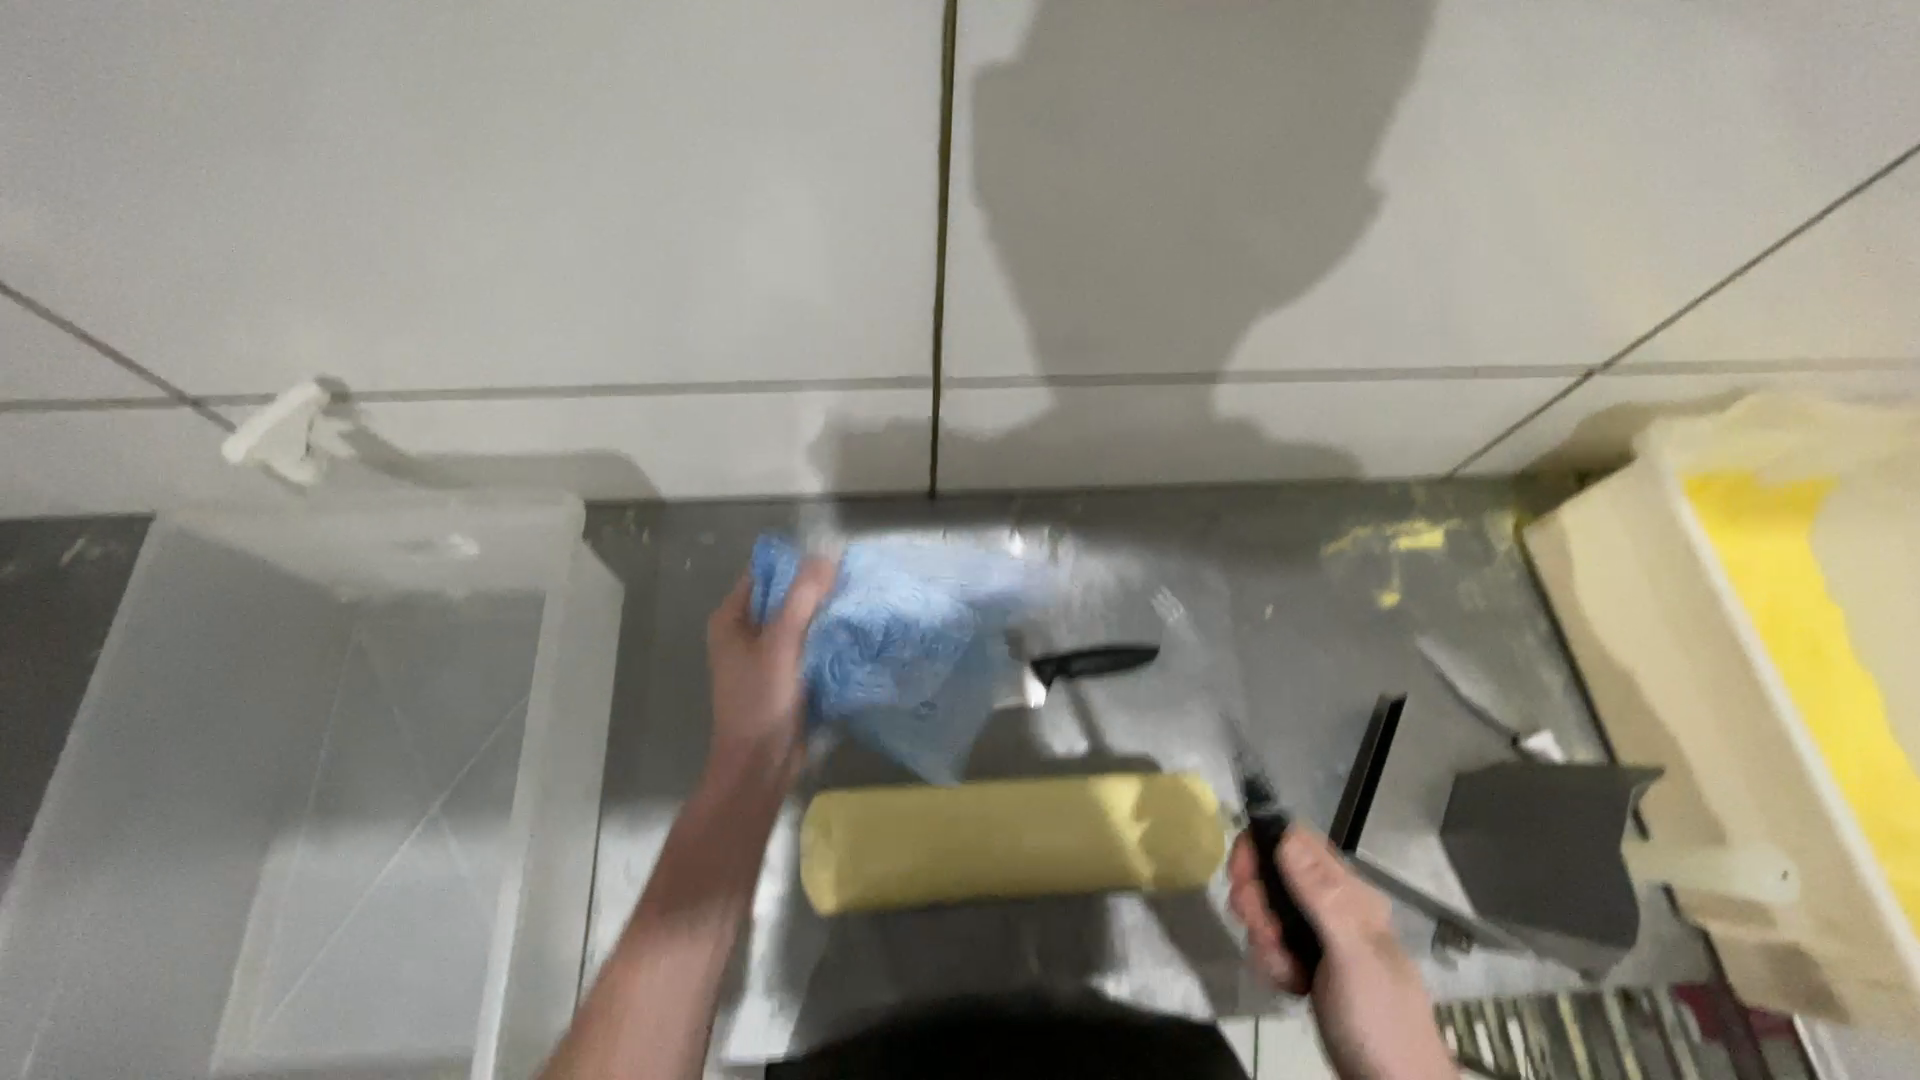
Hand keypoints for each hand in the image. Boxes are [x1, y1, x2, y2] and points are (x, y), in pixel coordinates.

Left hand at [704, 557, 836, 783]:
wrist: (761, 764)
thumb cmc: (761, 701)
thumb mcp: (780, 644)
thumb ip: (801, 599)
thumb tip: (826, 557)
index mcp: (731, 619)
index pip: (765, 574)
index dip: (797, 564)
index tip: (835, 562)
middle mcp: (746, 633)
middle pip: (785, 598)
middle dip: (817, 591)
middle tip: (855, 583)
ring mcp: (767, 657)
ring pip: (801, 624)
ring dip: (826, 617)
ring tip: (860, 604)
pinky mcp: (787, 677)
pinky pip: (810, 648)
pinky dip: (829, 641)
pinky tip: (854, 635)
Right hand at [1228, 827, 1453, 1079]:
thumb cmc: (1379, 1018)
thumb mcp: (1351, 954)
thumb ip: (1320, 895)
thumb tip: (1285, 836)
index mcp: (1350, 894)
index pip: (1296, 841)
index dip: (1261, 847)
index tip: (1240, 874)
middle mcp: (1333, 907)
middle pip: (1273, 876)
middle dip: (1256, 901)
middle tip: (1262, 932)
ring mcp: (1320, 939)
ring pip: (1267, 913)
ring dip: (1262, 940)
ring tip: (1283, 970)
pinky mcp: (1308, 967)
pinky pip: (1271, 947)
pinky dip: (1269, 964)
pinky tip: (1287, 986)